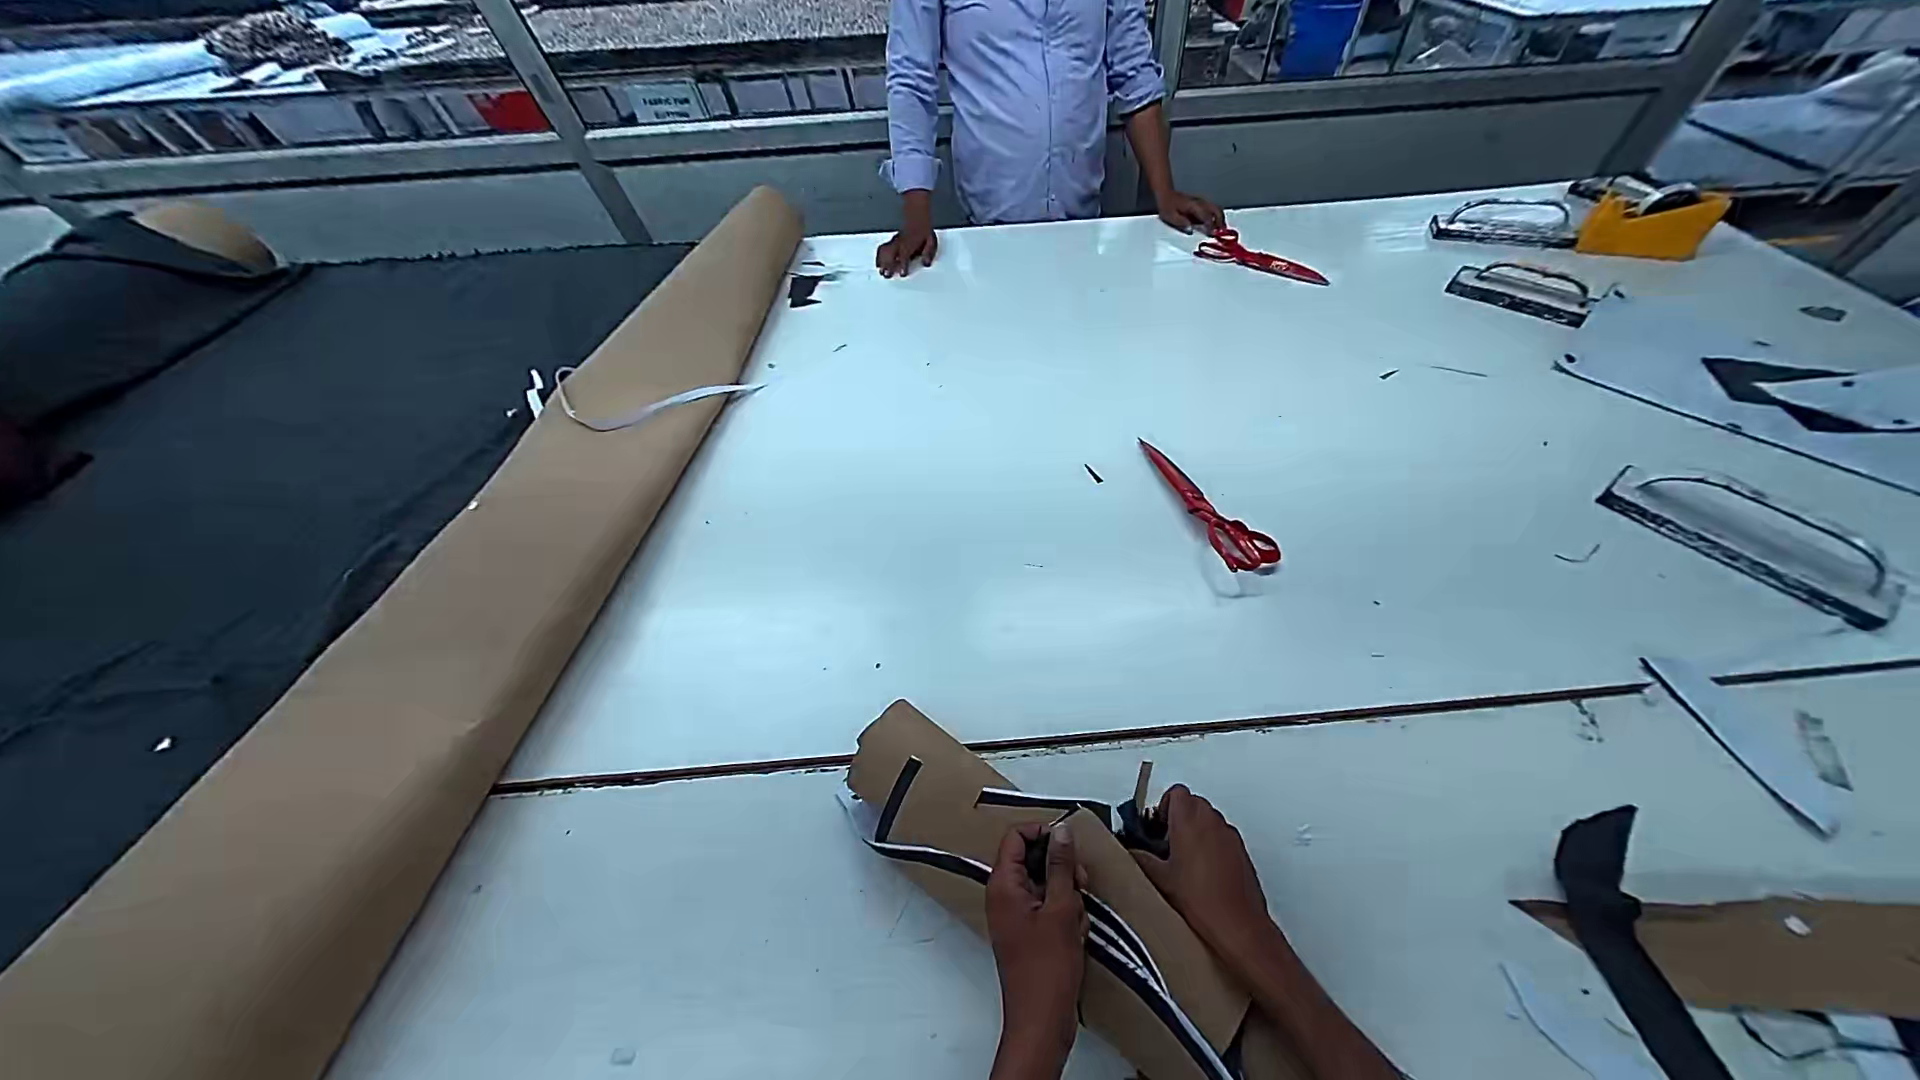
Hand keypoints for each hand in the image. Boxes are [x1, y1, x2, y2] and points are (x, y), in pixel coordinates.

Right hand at [877, 190, 937, 277]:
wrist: (917, 216)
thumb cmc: (923, 229)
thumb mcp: (930, 241)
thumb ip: (928, 253)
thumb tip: (926, 263)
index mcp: (910, 244)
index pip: (904, 256)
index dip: (903, 266)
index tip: (902, 273)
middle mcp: (901, 243)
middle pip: (891, 254)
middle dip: (888, 266)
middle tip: (887, 275)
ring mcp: (895, 241)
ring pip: (884, 251)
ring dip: (881, 262)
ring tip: (880, 271)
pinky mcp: (892, 241)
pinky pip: (882, 248)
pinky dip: (879, 256)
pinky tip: (878, 263)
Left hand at [986, 821, 1086, 1078]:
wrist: (1041, 1023)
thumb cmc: (1047, 969)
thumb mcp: (1061, 908)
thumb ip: (1061, 865)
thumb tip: (1061, 830)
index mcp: (1003, 884)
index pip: (1015, 836)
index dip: (1042, 833)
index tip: (1068, 845)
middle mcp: (1003, 894)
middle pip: (1032, 858)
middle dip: (1061, 868)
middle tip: (1081, 884)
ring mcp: (1014, 913)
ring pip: (1044, 883)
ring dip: (1067, 894)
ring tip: (1078, 918)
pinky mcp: (1026, 931)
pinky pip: (1046, 906)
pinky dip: (1064, 913)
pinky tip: (1075, 932)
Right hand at [1131, 785, 1285, 972]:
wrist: (1238, 927)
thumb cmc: (1203, 901)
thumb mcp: (1160, 879)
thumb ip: (1140, 858)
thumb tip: (1133, 852)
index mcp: (1189, 819)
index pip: (1175, 792)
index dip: (1163, 806)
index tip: (1157, 825)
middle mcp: (1212, 821)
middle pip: (1192, 803)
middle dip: (1178, 818)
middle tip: (1166, 840)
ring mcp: (1230, 836)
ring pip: (1208, 819)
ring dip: (1195, 830)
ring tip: (1183, 859)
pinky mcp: (1242, 852)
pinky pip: (1222, 837)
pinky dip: (1212, 845)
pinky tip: (1202, 873)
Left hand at [1155, 191, 1225, 234]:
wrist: (1166, 194)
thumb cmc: (1167, 206)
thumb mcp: (1171, 217)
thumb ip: (1182, 223)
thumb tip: (1190, 230)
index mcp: (1194, 206)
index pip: (1206, 216)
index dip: (1210, 226)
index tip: (1212, 234)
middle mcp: (1200, 202)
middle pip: (1216, 210)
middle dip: (1220, 221)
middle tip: (1222, 231)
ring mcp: (1201, 201)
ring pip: (1216, 208)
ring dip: (1220, 218)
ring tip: (1221, 229)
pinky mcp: (1200, 203)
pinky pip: (1212, 208)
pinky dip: (1216, 215)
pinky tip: (1214, 223)